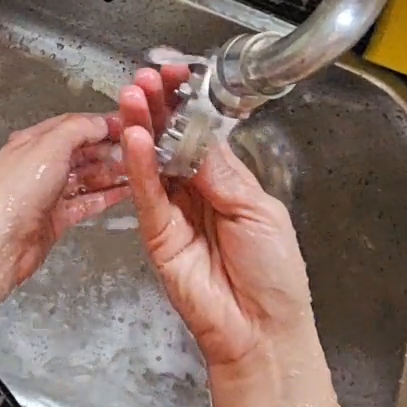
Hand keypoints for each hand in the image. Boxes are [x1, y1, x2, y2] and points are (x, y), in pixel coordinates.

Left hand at [0, 113, 128, 290]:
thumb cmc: (13, 193)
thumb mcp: (48, 147)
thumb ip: (77, 129)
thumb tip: (100, 121)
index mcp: (33, 142)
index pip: (74, 126)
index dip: (102, 124)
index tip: (129, 126)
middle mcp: (40, 165)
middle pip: (83, 151)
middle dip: (110, 148)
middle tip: (139, 149)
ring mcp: (49, 192)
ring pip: (88, 177)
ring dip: (112, 172)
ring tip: (139, 169)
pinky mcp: (57, 217)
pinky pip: (88, 202)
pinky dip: (107, 196)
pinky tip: (126, 192)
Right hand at [116, 66, 314, 373]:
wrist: (260, 329)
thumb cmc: (274, 275)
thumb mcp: (258, 211)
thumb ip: (220, 172)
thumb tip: (196, 133)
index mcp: (227, 180)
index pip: (200, 134)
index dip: (187, 106)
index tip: (177, 77)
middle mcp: (196, 190)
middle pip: (170, 141)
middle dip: (158, 108)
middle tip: (145, 79)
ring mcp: (173, 210)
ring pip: (152, 161)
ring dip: (142, 127)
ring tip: (132, 96)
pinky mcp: (155, 232)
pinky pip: (144, 192)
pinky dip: (137, 164)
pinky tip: (134, 137)